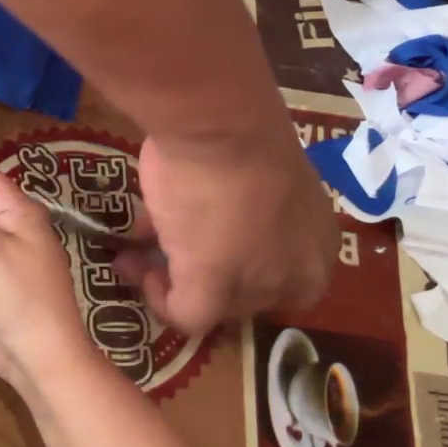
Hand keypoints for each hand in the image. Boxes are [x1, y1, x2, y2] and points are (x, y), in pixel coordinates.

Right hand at [113, 135, 336, 335]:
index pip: (278, 279)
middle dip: (192, 276)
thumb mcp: (244, 179)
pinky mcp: (213, 284)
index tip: (191, 243)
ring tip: (131, 257)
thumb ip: (228, 210)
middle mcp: (298, 272)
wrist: (220, 130)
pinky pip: (187, 316)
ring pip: (211, 308)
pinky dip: (159, 302)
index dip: (231, 268)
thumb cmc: (235, 140)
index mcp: (316, 243)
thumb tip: (185, 219)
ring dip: (167, 285)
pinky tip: (135, 270)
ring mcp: (258, 284)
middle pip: (241, 297)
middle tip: (153, 251)